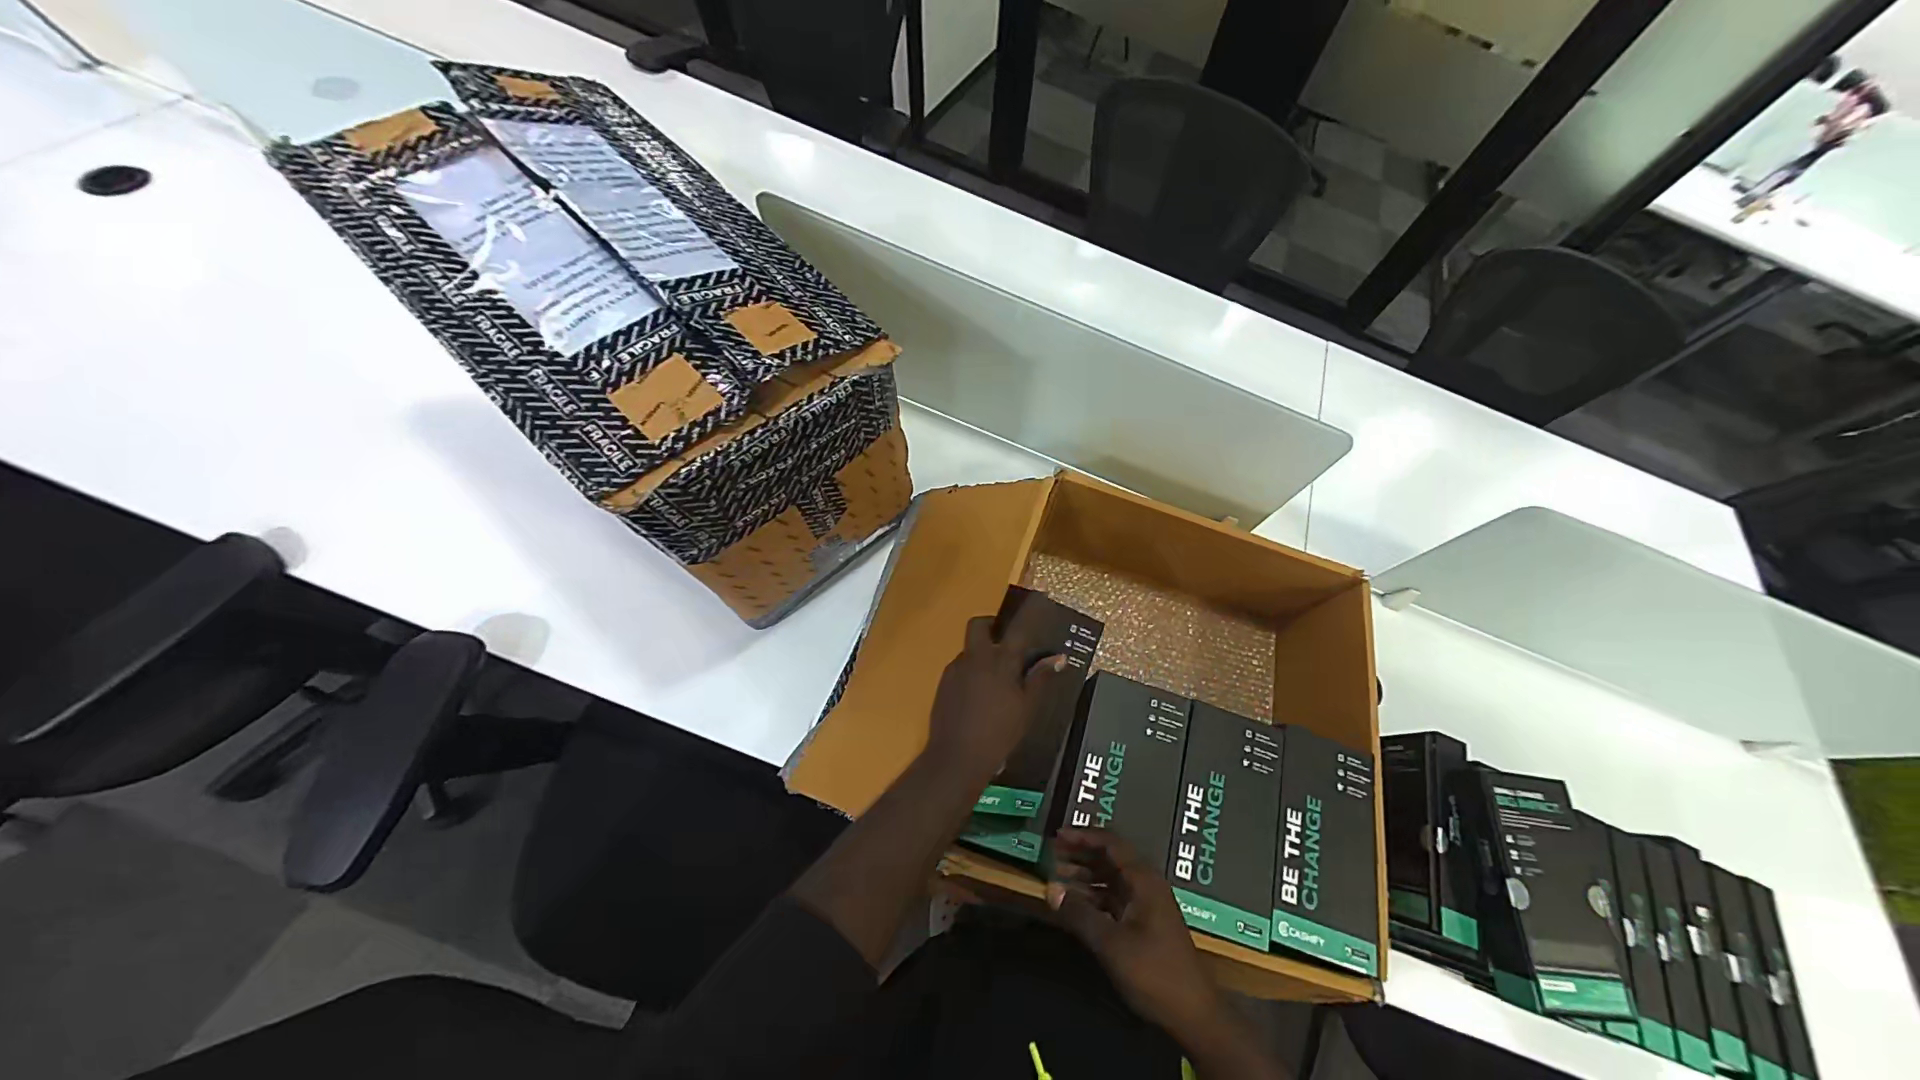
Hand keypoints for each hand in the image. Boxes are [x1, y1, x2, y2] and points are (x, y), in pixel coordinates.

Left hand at [924, 614, 1069, 775]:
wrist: (956, 757)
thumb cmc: (999, 734)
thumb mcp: (1026, 708)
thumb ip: (1040, 679)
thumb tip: (1059, 658)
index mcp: (1000, 661)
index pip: (1017, 628)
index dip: (1029, 612)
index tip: (1039, 597)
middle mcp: (975, 658)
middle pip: (980, 625)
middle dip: (992, 625)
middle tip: (1007, 640)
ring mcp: (955, 669)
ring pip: (969, 648)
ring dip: (982, 652)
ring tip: (997, 678)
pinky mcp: (943, 684)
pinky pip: (960, 667)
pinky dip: (972, 671)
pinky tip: (981, 695)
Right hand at [1047, 828, 1223, 1037]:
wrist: (1194, 1015)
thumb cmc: (1154, 973)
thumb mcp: (1111, 943)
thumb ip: (1079, 914)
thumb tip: (1051, 889)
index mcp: (1144, 881)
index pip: (1111, 843)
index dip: (1083, 836)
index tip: (1057, 836)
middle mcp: (1146, 886)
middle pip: (1110, 858)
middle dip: (1081, 854)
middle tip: (1052, 854)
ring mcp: (1146, 905)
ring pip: (1111, 879)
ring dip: (1085, 876)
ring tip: (1057, 877)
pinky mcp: (1144, 925)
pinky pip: (1114, 899)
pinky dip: (1093, 897)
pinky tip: (1074, 904)